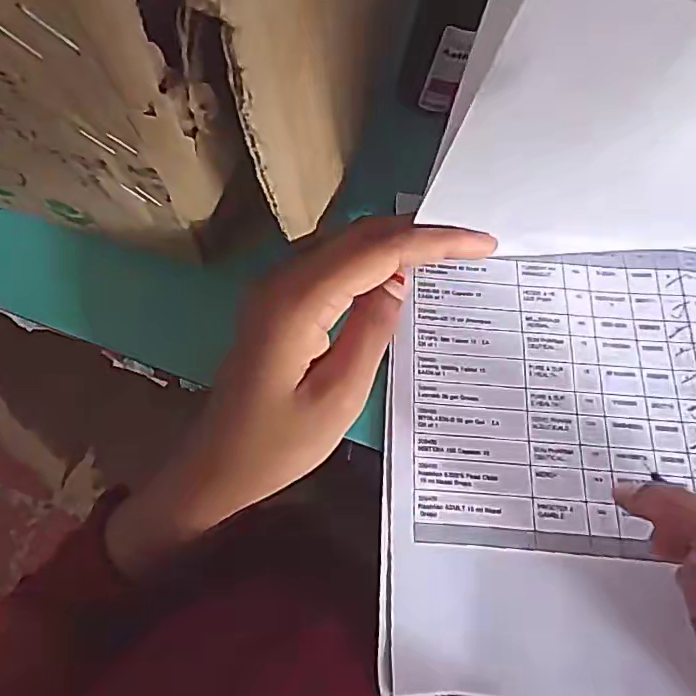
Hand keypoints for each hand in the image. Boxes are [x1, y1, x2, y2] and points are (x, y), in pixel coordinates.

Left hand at [107, 215, 496, 576]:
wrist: (216, 464)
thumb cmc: (277, 445)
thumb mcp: (339, 397)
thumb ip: (373, 330)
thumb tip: (399, 279)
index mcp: (298, 301)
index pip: (377, 251)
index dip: (432, 241)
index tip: (479, 242)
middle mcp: (283, 278)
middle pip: (360, 234)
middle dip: (418, 232)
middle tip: (471, 242)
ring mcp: (276, 284)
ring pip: (347, 241)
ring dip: (396, 240)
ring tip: (446, 251)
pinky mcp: (279, 297)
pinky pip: (333, 261)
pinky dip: (372, 257)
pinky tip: (397, 272)